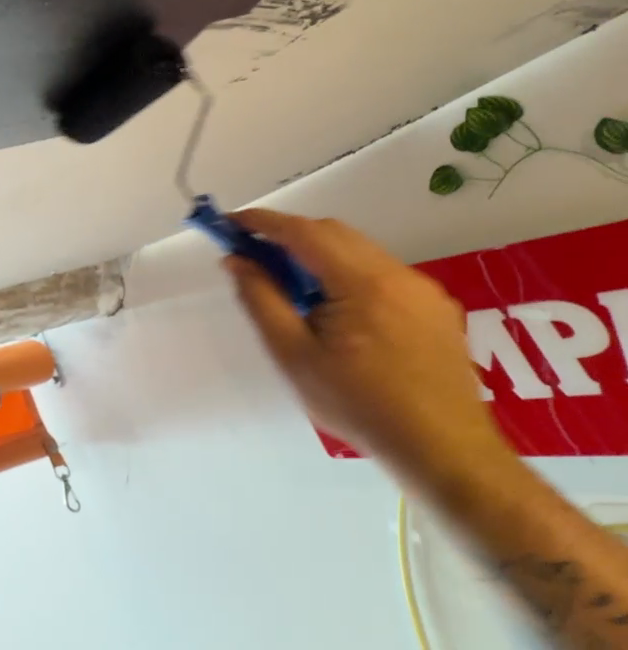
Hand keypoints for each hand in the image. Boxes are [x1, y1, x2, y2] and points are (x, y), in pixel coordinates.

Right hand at [225, 209, 513, 487]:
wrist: (445, 452)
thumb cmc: (358, 404)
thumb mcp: (292, 354)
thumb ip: (261, 298)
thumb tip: (237, 259)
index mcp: (364, 284)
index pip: (304, 232)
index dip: (262, 222)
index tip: (228, 224)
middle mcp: (400, 277)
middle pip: (334, 234)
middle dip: (288, 234)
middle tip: (250, 254)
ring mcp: (424, 292)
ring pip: (359, 250)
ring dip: (316, 253)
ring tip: (286, 283)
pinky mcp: (435, 310)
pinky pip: (380, 272)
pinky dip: (344, 271)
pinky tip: (329, 305)